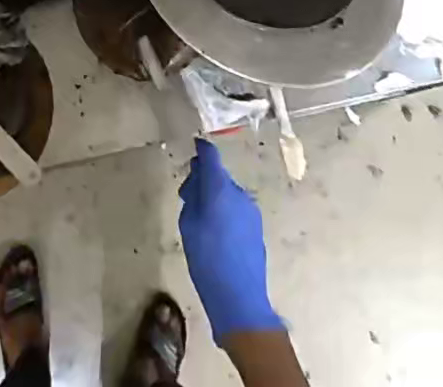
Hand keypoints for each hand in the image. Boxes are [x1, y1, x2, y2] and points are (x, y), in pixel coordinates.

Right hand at [178, 138, 279, 341]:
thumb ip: (193, 194)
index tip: (193, 145)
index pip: (211, 156)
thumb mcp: (188, 222)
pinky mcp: (256, 227)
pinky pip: (235, 207)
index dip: (200, 148)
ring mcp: (251, 211)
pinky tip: (215, 232)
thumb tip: (198, 178)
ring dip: (213, 195)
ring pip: (226, 192)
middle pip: (218, 174)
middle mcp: (239, 194)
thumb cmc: (206, 257)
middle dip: (202, 179)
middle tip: (186, 197)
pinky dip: (223, 209)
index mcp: (220, 188)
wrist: (239, 297)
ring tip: (199, 219)